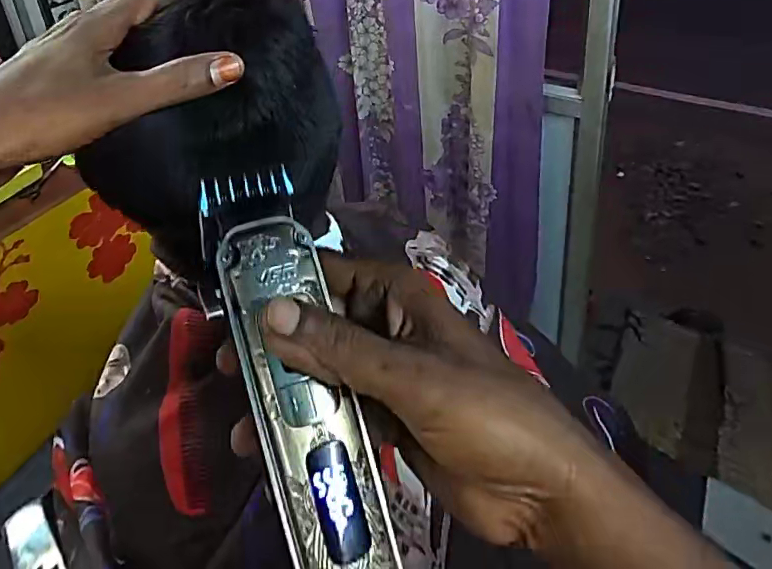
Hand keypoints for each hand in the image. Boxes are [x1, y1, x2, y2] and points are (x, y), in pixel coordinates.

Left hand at [0, 0, 242, 174]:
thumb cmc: (44, 113)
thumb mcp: (118, 100)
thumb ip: (174, 83)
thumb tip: (233, 63)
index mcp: (93, 25)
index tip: (207, 12)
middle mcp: (71, 30)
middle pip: (122, 14)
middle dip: (158, 21)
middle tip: (191, 41)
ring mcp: (51, 53)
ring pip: (101, 38)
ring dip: (132, 44)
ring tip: (160, 65)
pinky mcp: (38, 77)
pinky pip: (84, 60)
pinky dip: (109, 66)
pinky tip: (112, 92)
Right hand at [237, 255, 624, 557]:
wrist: (544, 495)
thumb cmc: (485, 412)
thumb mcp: (410, 376)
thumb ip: (340, 348)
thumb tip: (271, 312)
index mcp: (396, 297)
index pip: (328, 276)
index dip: (282, 284)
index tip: (234, 303)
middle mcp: (384, 328)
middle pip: (317, 327)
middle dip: (274, 346)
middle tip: (228, 365)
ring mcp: (383, 374)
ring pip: (320, 373)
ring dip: (283, 392)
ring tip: (243, 418)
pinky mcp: (383, 418)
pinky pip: (335, 411)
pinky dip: (306, 424)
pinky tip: (271, 444)